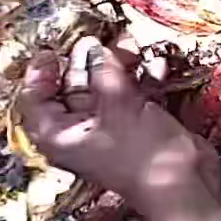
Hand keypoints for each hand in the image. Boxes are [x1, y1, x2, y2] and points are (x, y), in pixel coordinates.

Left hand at [17, 35, 220, 219]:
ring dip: (119, 67)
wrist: (182, 181)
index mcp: (61, 134)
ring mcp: (114, 128)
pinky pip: (136, 96)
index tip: (51, 49)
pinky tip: (156, 63)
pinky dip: (144, 80)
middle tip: (94, 40)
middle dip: (86, 63)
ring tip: (129, 44)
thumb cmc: (139, 149)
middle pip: (75, 90)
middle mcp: (83, 130)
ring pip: (109, 90)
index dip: (42, 73)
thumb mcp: (117, 105)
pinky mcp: (142, 125)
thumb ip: (106, 71)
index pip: (37, 100)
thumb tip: (99, 48)